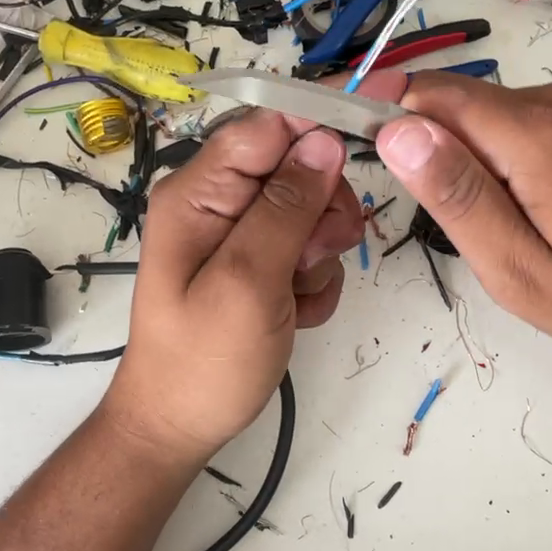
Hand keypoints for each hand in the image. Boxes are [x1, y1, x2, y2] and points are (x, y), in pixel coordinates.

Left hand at [97, 107, 362, 460]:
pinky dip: (312, 283)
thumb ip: (285, 209)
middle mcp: (216, 204)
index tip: (371, 138)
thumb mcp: (247, 282)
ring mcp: (238, 236)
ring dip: (319, 257)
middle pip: (296, 167)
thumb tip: (323, 140)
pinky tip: (293, 315)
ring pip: (310, 213)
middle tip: (311, 259)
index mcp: (197, 193)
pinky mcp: (258, 266)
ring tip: (294, 298)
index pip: (265, 126)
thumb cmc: (204, 362)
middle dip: (320, 211)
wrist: (180, 425)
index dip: (317, 125)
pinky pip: (306, 252)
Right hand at [373, 72, 551, 372]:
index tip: (355, 146)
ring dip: (479, 160)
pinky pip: (533, 120)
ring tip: (516, 228)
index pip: (429, 95)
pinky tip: (549, 210)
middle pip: (461, 105)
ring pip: (496, 115)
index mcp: (537, 137)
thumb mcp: (522, 271)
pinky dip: (514, 156)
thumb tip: (396, 131)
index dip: (383, 111)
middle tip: (462, 227)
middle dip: (437, 152)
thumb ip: (457, 198)